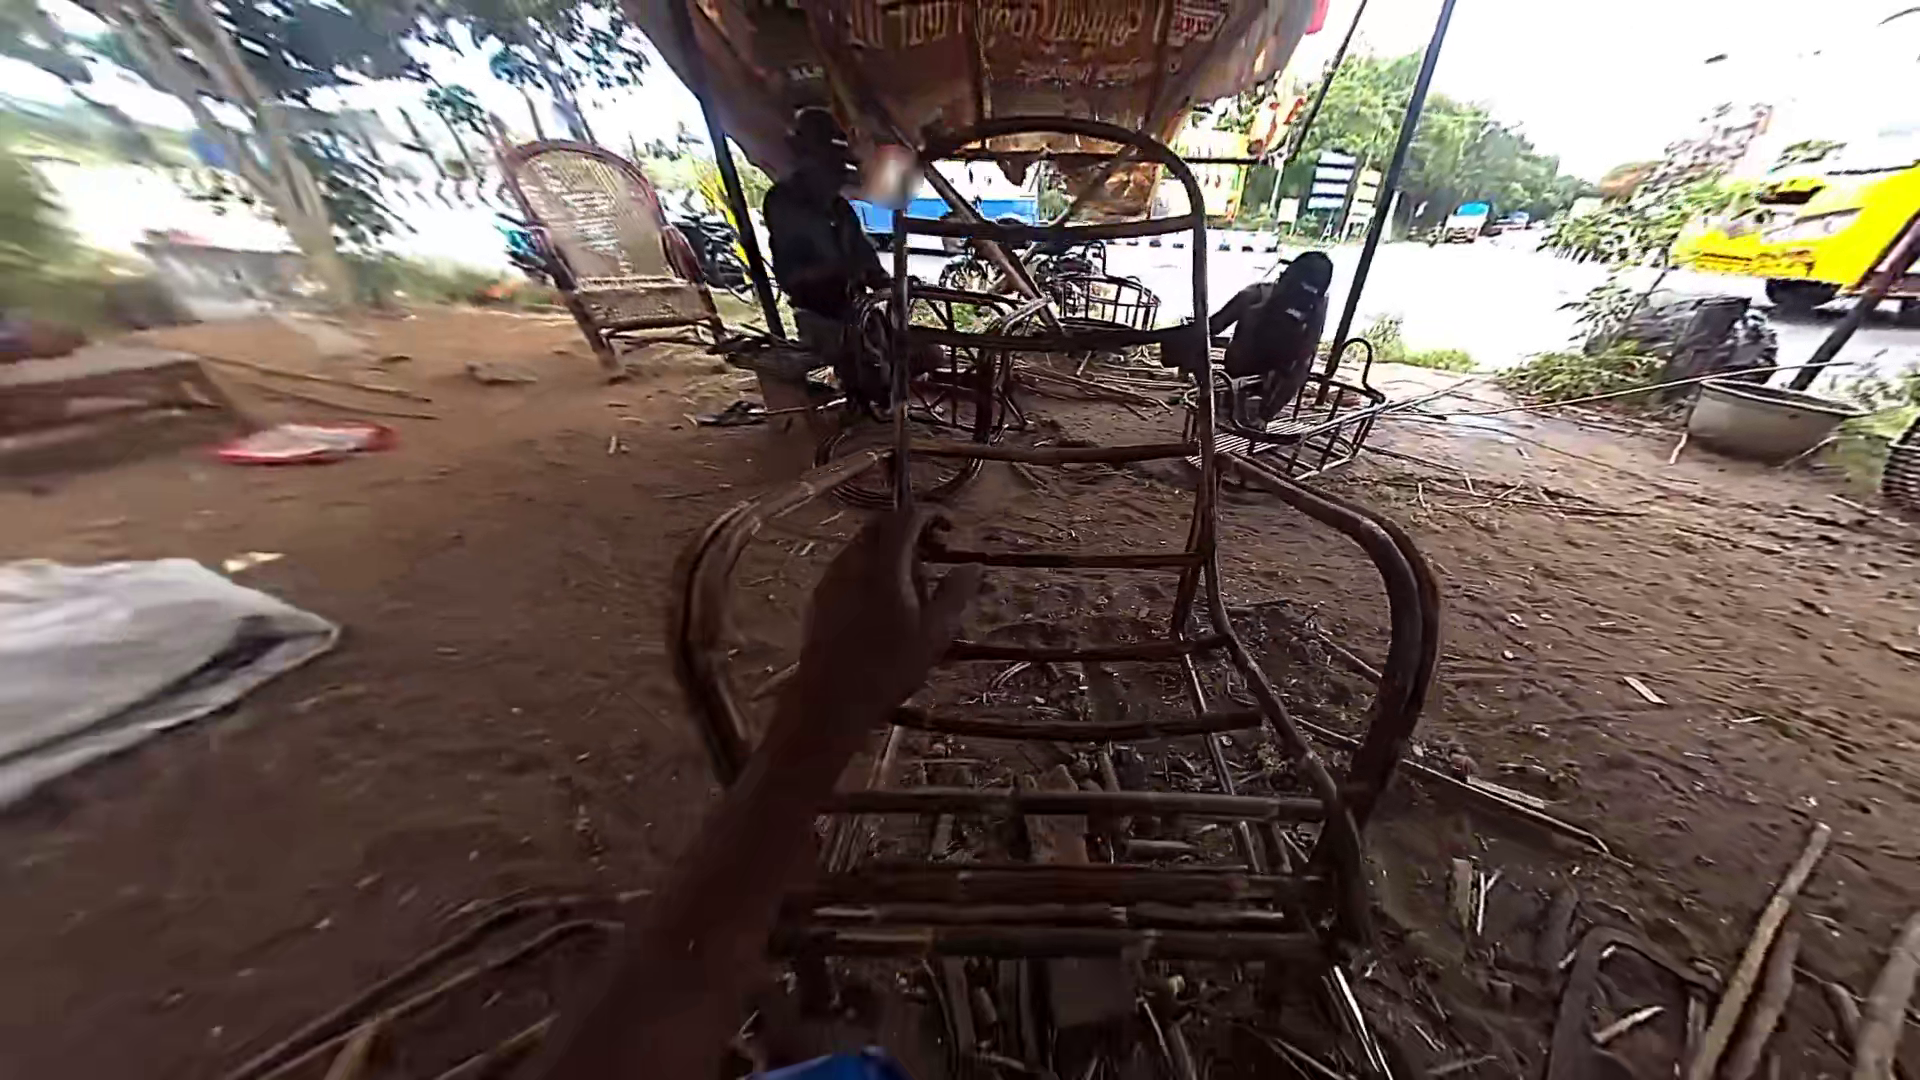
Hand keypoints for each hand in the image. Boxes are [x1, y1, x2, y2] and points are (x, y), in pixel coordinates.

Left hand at [790, 508, 980, 723]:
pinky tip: (882, 599)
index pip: (906, 517)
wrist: (831, 700)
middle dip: (908, 527)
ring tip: (911, 579)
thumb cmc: (889, 667)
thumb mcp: (935, 632)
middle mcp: (853, 562)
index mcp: (885, 564)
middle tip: (933, 549)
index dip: (930, 513)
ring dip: (888, 548)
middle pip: (880, 525)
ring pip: (862, 545)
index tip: (949, 526)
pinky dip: (870, 566)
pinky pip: (848, 565)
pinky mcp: (820, 597)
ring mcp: (832, 578)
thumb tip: (975, 565)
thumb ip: (956, 593)